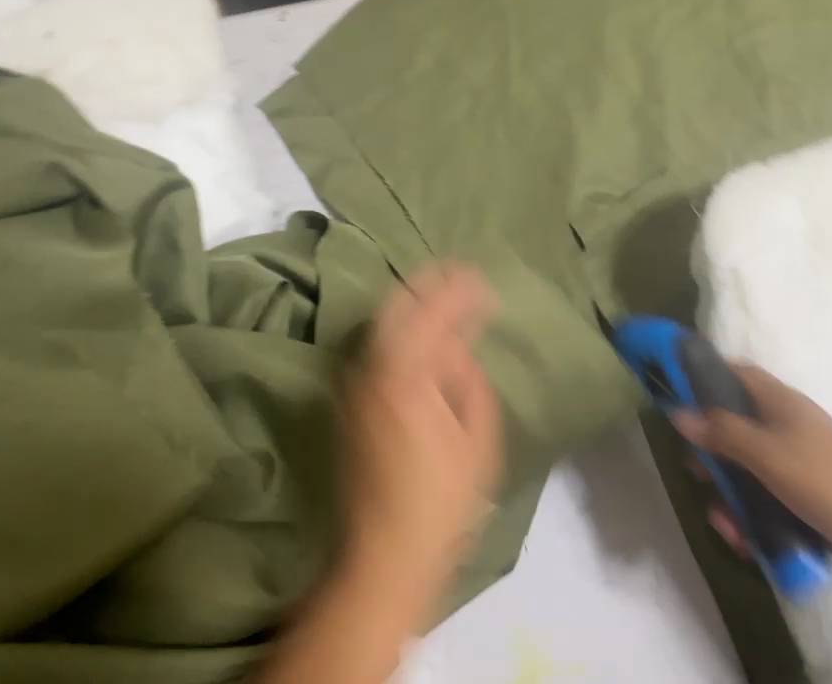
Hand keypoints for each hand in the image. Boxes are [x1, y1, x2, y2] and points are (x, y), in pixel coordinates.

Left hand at [339, 264, 502, 605]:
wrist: (382, 556)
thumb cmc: (442, 503)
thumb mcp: (476, 442)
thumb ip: (468, 382)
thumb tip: (456, 348)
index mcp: (407, 376)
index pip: (432, 311)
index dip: (460, 289)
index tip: (484, 282)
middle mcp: (371, 371)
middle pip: (395, 305)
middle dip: (428, 282)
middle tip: (460, 274)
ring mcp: (353, 388)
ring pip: (379, 325)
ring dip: (410, 304)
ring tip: (443, 299)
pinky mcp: (347, 406)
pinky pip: (373, 349)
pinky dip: (397, 330)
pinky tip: (419, 339)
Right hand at [674, 364, 831, 565]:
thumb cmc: (825, 480)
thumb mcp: (766, 454)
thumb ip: (722, 432)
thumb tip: (678, 411)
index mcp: (777, 401)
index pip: (733, 372)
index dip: (702, 376)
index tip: (672, 394)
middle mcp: (783, 424)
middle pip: (731, 425)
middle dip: (710, 454)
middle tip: (697, 474)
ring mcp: (794, 460)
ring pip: (744, 468)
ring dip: (729, 496)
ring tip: (728, 525)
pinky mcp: (802, 494)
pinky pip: (763, 497)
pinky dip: (751, 516)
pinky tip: (748, 541)